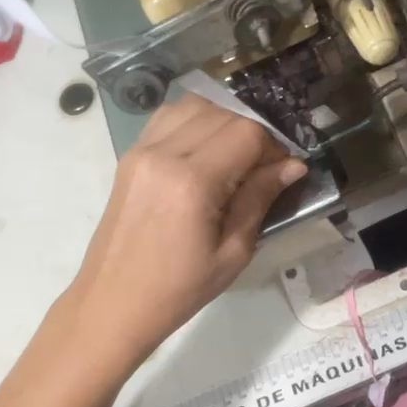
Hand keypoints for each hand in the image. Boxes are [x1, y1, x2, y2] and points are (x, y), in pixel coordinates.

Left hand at [69, 97, 306, 356]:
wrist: (113, 302)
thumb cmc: (179, 288)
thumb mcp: (234, 252)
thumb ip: (260, 198)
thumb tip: (293, 165)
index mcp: (191, 184)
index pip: (246, 132)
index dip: (274, 146)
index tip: (284, 170)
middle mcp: (163, 154)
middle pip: (223, 112)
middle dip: (253, 131)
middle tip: (265, 165)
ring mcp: (141, 150)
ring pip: (196, 104)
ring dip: (224, 119)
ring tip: (236, 153)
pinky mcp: (130, 154)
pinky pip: (169, 115)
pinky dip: (196, 120)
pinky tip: (207, 149)